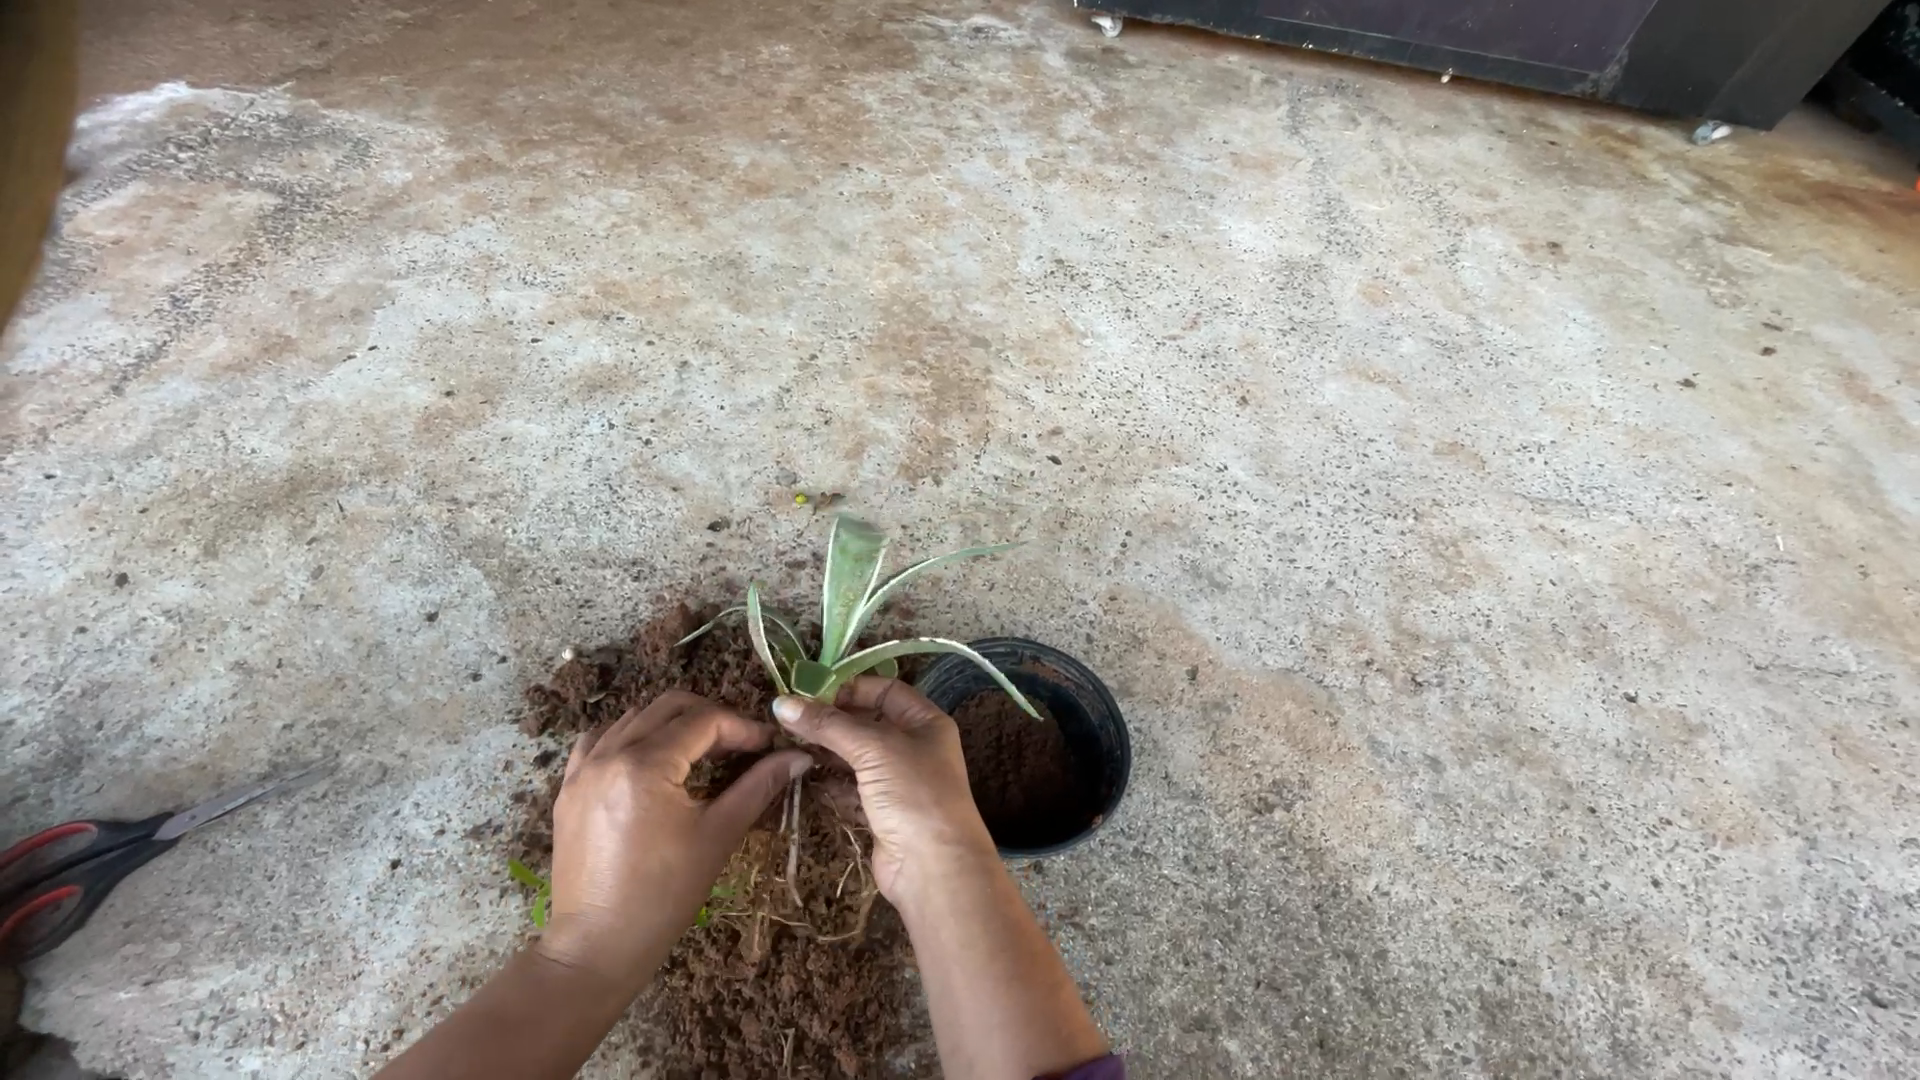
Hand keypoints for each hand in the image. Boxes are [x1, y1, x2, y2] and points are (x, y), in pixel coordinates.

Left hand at [538, 691, 810, 991]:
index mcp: (646, 765)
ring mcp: (583, 770)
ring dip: (673, 725)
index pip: (705, 721)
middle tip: (739, 747)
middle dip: (711, 718)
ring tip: (700, 755)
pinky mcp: (569, 789)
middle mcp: (610, 755)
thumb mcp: (719, 835)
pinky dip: (630, 738)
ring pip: (635, 717)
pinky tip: (650, 762)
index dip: (743, 728)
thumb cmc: (665, 895)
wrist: (597, 948)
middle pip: (669, 706)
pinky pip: (600, 740)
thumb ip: (759, 785)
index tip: (768, 747)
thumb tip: (799, 756)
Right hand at [772, 678, 996, 905]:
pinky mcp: (881, 813)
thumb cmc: (913, 793)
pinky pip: (851, 789)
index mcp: (926, 722)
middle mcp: (915, 748)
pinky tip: (804, 776)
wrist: (934, 867)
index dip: (852, 688)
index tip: (812, 692)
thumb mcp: (873, 749)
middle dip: (833, 721)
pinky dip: (830, 781)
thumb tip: (783, 703)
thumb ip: (828, 725)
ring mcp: (898, 782)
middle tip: (791, 719)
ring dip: (827, 751)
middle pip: (869, 724)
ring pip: (857, 757)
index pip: (887, 691)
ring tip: (790, 744)